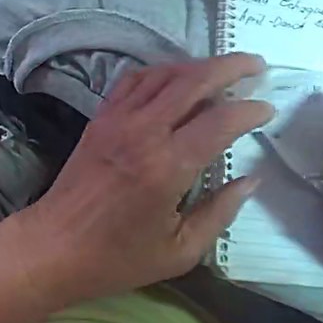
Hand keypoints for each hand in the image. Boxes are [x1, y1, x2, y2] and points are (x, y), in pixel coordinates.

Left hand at [17, 54, 271, 306]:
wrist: (54, 247)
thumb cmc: (118, 257)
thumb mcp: (181, 250)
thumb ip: (220, 211)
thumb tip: (251, 179)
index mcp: (167, 166)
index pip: (220, 121)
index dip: (249, 110)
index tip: (268, 109)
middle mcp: (144, 132)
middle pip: (193, 81)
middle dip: (231, 67)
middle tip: (257, 65)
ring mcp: (118, 119)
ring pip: (164, 74)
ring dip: (198, 65)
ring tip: (223, 69)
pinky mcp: (100, 118)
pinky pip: (134, 80)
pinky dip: (161, 72)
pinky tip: (176, 78)